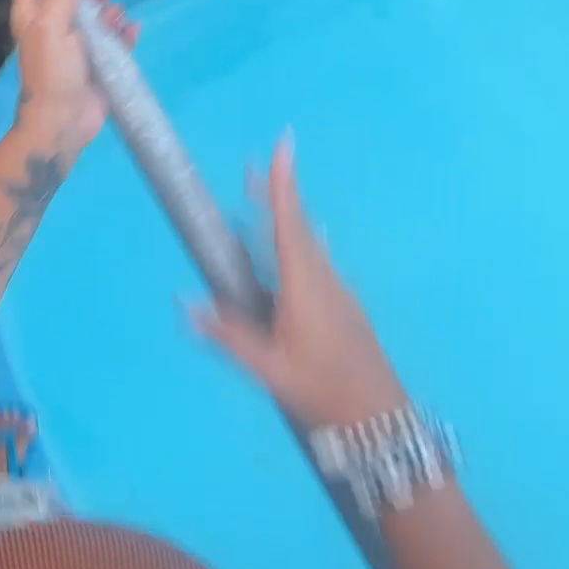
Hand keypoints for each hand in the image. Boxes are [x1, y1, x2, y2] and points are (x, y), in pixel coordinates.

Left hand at [10, 0, 137, 154]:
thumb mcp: (53, 24)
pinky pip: (115, 36)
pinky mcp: (98, 59)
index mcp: (33, 12)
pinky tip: (129, 35)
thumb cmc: (52, 72)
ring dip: (111, 10)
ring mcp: (77, 41)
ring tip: (115, 21)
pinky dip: (124, 32)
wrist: (64, 124)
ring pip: (97, 11)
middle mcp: (53, 22)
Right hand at [192, 134, 405, 427]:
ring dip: (282, 221)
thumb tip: (186, 305)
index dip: (282, 184)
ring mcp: (337, 292)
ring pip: (305, 246)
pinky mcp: (342, 307)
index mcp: (304, 284)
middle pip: (296, 226)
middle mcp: (323, 278)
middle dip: (274, 195)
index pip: (289, 222)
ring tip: (256, 206)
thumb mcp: (269, 368)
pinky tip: (278, 263)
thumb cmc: (323, 390)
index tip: (283, 145)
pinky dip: (291, 247)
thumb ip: (228, 335)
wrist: (383, 422)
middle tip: (252, 167)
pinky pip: (311, 263)